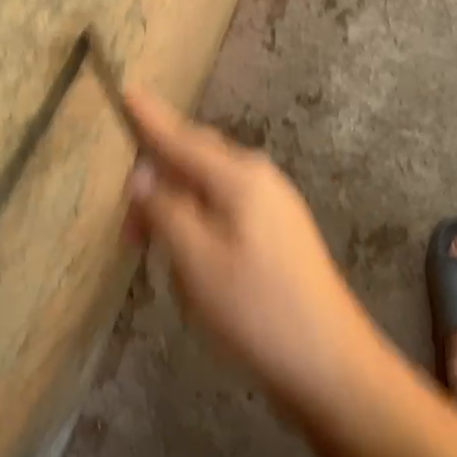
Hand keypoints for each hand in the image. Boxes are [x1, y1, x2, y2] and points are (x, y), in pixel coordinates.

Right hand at [121, 90, 381, 413]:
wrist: (330, 364)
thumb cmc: (255, 308)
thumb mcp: (195, 259)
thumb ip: (165, 209)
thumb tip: (143, 174)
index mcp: (238, 178)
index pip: (181, 139)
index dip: (150, 119)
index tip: (126, 91)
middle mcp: (260, 181)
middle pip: (196, 161)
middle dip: (157, 181)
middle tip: (127, 227)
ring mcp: (275, 208)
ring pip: (210, 192)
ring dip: (177, 213)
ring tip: (157, 255)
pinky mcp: (280, 237)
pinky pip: (226, 215)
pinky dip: (200, 231)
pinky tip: (192, 267)